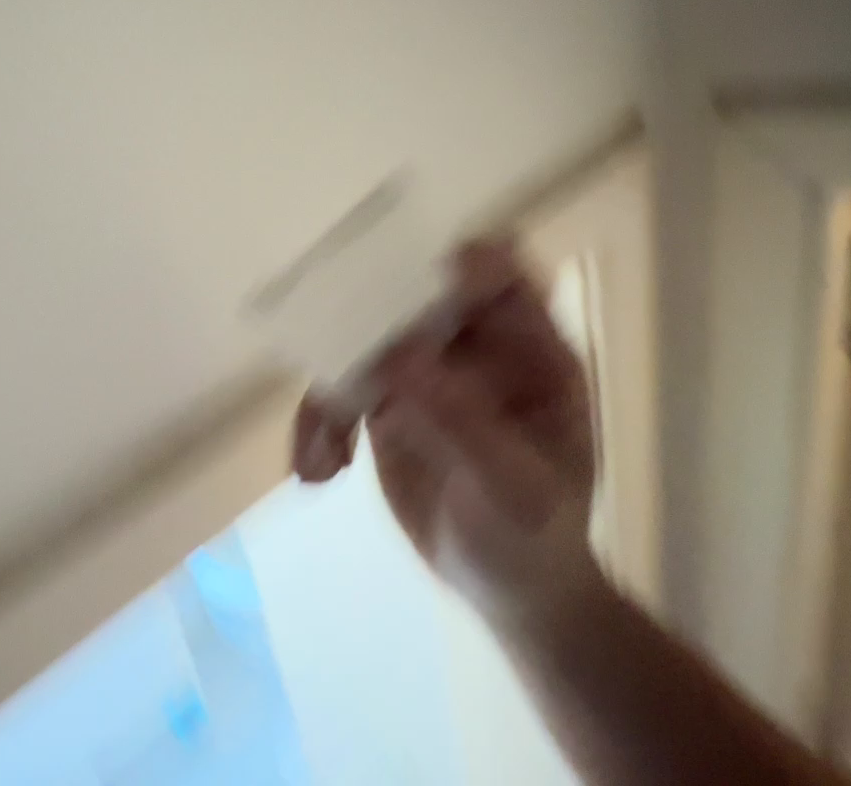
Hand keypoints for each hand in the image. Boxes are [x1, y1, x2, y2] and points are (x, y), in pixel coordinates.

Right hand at [291, 237, 602, 631]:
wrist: (507, 588)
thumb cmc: (534, 538)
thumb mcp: (514, 489)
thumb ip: (462, 421)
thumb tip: (396, 354)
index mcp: (529, 353)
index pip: (500, 278)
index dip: (459, 263)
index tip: (404, 282)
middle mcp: (473, 349)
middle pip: (410, 296)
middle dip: (361, 320)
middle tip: (327, 357)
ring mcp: (424, 372)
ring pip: (359, 345)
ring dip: (328, 395)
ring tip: (321, 460)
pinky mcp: (384, 402)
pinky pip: (335, 391)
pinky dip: (316, 425)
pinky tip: (316, 471)